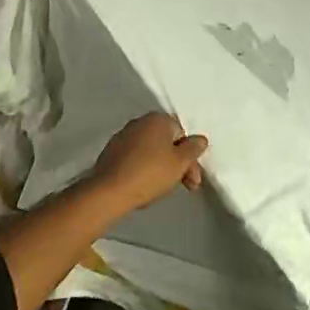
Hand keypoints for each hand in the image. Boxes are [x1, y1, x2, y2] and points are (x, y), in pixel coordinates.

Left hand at [88, 112, 208, 211]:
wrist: (109, 190)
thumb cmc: (149, 173)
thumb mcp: (179, 163)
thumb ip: (193, 149)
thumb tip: (201, 139)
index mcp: (158, 119)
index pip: (182, 134)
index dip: (190, 157)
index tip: (192, 179)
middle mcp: (140, 121)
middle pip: (166, 141)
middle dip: (177, 163)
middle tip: (184, 186)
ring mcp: (124, 135)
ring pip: (151, 149)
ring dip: (161, 165)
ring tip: (162, 187)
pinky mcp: (112, 151)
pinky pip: (135, 156)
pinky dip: (143, 167)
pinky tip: (143, 184)